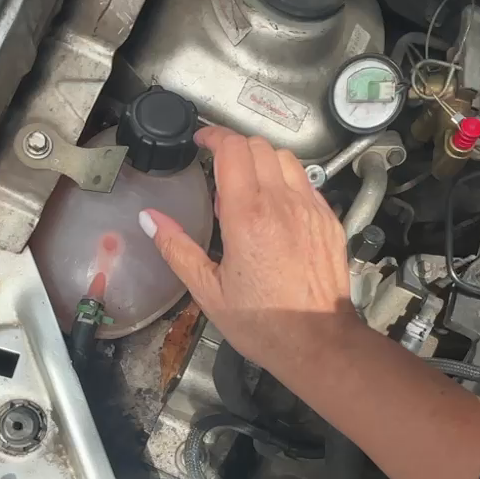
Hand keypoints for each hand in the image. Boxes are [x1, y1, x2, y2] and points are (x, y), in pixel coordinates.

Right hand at [142, 127, 362, 385]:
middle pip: (259, 147)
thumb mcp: (208, 290)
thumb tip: (150, 219)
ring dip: (262, 162)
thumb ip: (177, 248)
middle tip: (218, 172)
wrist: (318, 342)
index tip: (200, 142)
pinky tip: (275, 209)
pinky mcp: (329, 221)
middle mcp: (282, 203)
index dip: (213, 136)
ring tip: (247, 190)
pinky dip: (286, 182)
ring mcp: (311, 209)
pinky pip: (306, 183)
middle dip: (235, 148)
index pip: (232, 149)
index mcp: (247, 216)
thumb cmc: (263, 323)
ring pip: (286, 159)